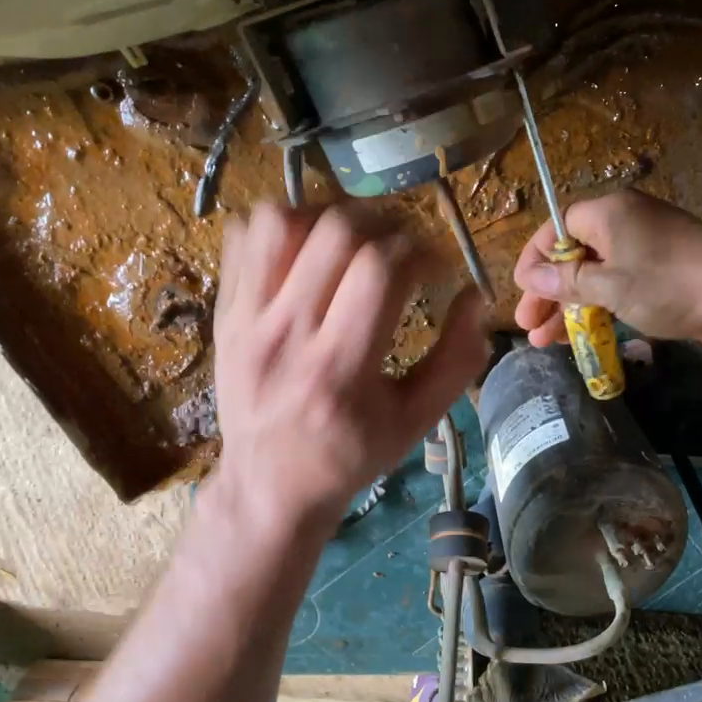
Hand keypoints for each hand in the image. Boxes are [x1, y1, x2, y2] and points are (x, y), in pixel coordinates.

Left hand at [212, 203, 486, 527]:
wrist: (271, 484)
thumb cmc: (353, 454)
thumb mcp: (417, 421)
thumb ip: (456, 360)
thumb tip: (476, 297)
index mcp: (341, 367)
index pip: (380, 271)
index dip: (421, 251)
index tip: (438, 265)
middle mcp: (288, 334)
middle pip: (335, 234)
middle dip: (384, 225)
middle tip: (404, 245)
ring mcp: (248, 318)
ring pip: (282, 222)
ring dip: (330, 217)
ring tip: (356, 240)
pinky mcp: (226, 311)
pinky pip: (245, 237)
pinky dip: (285, 227)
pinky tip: (312, 251)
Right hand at [513, 189, 701, 345]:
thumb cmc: (668, 286)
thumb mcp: (610, 287)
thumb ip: (567, 282)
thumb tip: (530, 277)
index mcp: (609, 211)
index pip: (557, 227)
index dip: (535, 260)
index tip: (521, 291)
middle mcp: (627, 219)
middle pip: (575, 253)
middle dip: (550, 292)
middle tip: (529, 326)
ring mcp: (648, 243)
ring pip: (598, 273)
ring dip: (572, 305)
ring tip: (548, 342)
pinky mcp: (665, 267)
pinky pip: (621, 281)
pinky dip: (602, 304)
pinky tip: (585, 332)